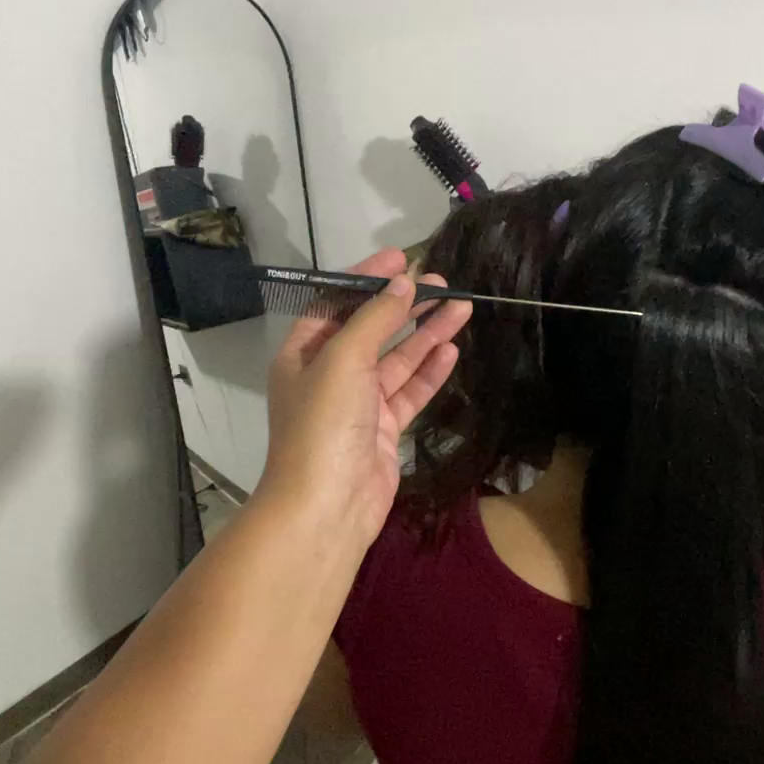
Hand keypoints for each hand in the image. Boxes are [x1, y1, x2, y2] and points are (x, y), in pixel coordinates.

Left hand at [255, 248, 471, 546]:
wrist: (327, 506)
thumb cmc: (323, 424)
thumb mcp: (343, 359)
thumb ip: (375, 319)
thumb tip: (404, 283)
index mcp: (303, 355)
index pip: (334, 304)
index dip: (366, 278)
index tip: (401, 257)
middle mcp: (328, 375)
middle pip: (372, 330)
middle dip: (405, 306)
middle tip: (443, 283)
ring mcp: (358, 404)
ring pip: (397, 360)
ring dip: (426, 334)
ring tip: (461, 307)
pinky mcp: (384, 430)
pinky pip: (409, 392)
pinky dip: (429, 371)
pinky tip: (452, 349)